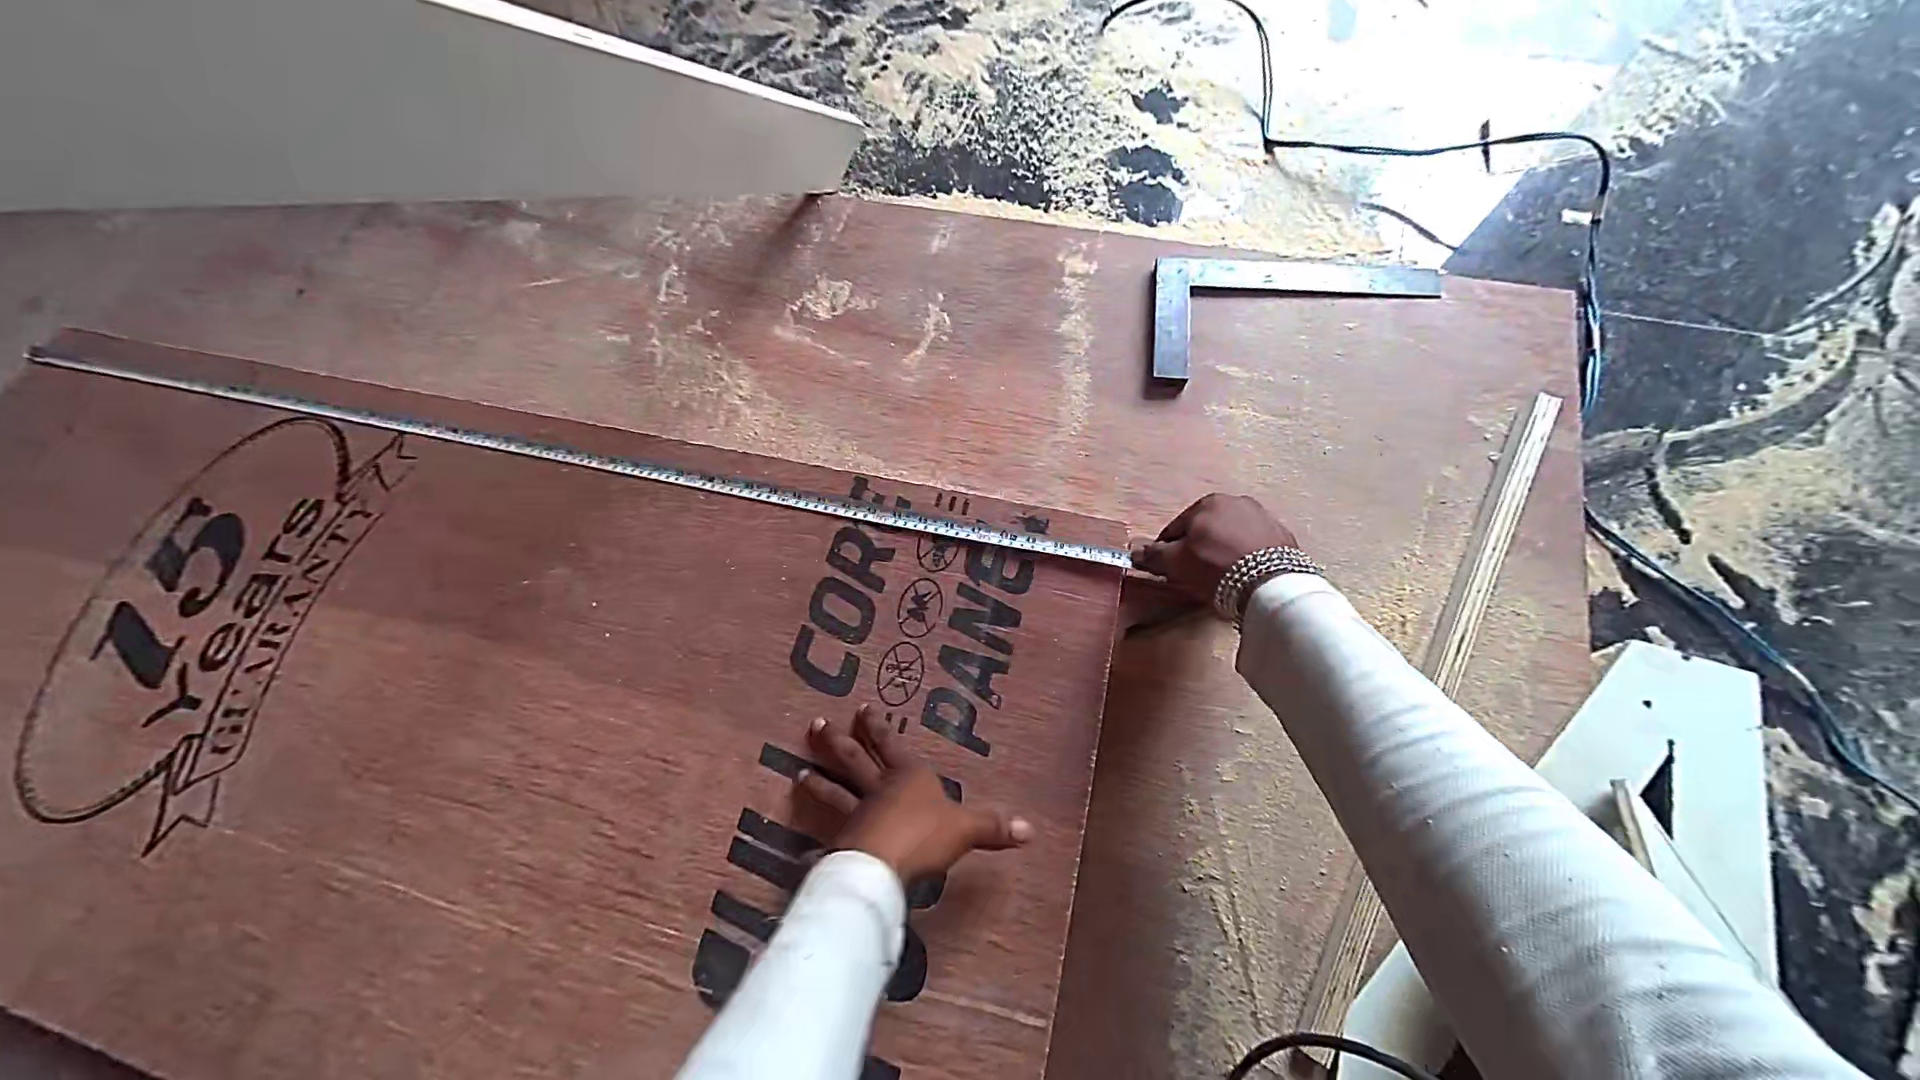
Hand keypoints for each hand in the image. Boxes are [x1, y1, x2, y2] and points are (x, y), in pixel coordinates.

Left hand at [796, 705, 1031, 884]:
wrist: (884, 861)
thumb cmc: (926, 833)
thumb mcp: (966, 828)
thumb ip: (993, 827)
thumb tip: (1030, 830)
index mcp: (907, 776)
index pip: (891, 744)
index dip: (878, 727)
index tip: (862, 708)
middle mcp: (879, 788)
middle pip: (855, 759)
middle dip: (838, 742)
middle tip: (816, 725)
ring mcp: (857, 813)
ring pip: (836, 791)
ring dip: (819, 782)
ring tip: (800, 773)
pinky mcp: (843, 840)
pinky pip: (827, 836)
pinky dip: (813, 840)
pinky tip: (798, 844)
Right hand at [1130, 493, 1298, 602]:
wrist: (1270, 583)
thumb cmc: (1215, 567)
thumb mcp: (1176, 563)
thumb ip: (1154, 555)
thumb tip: (1136, 552)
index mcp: (1207, 502)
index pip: (1176, 528)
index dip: (1167, 550)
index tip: (1168, 568)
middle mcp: (1237, 502)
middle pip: (1206, 529)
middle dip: (1198, 548)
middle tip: (1194, 573)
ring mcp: (1264, 517)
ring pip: (1231, 536)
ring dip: (1223, 551)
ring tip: (1220, 576)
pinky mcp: (1284, 536)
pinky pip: (1255, 546)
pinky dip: (1246, 557)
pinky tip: (1243, 575)